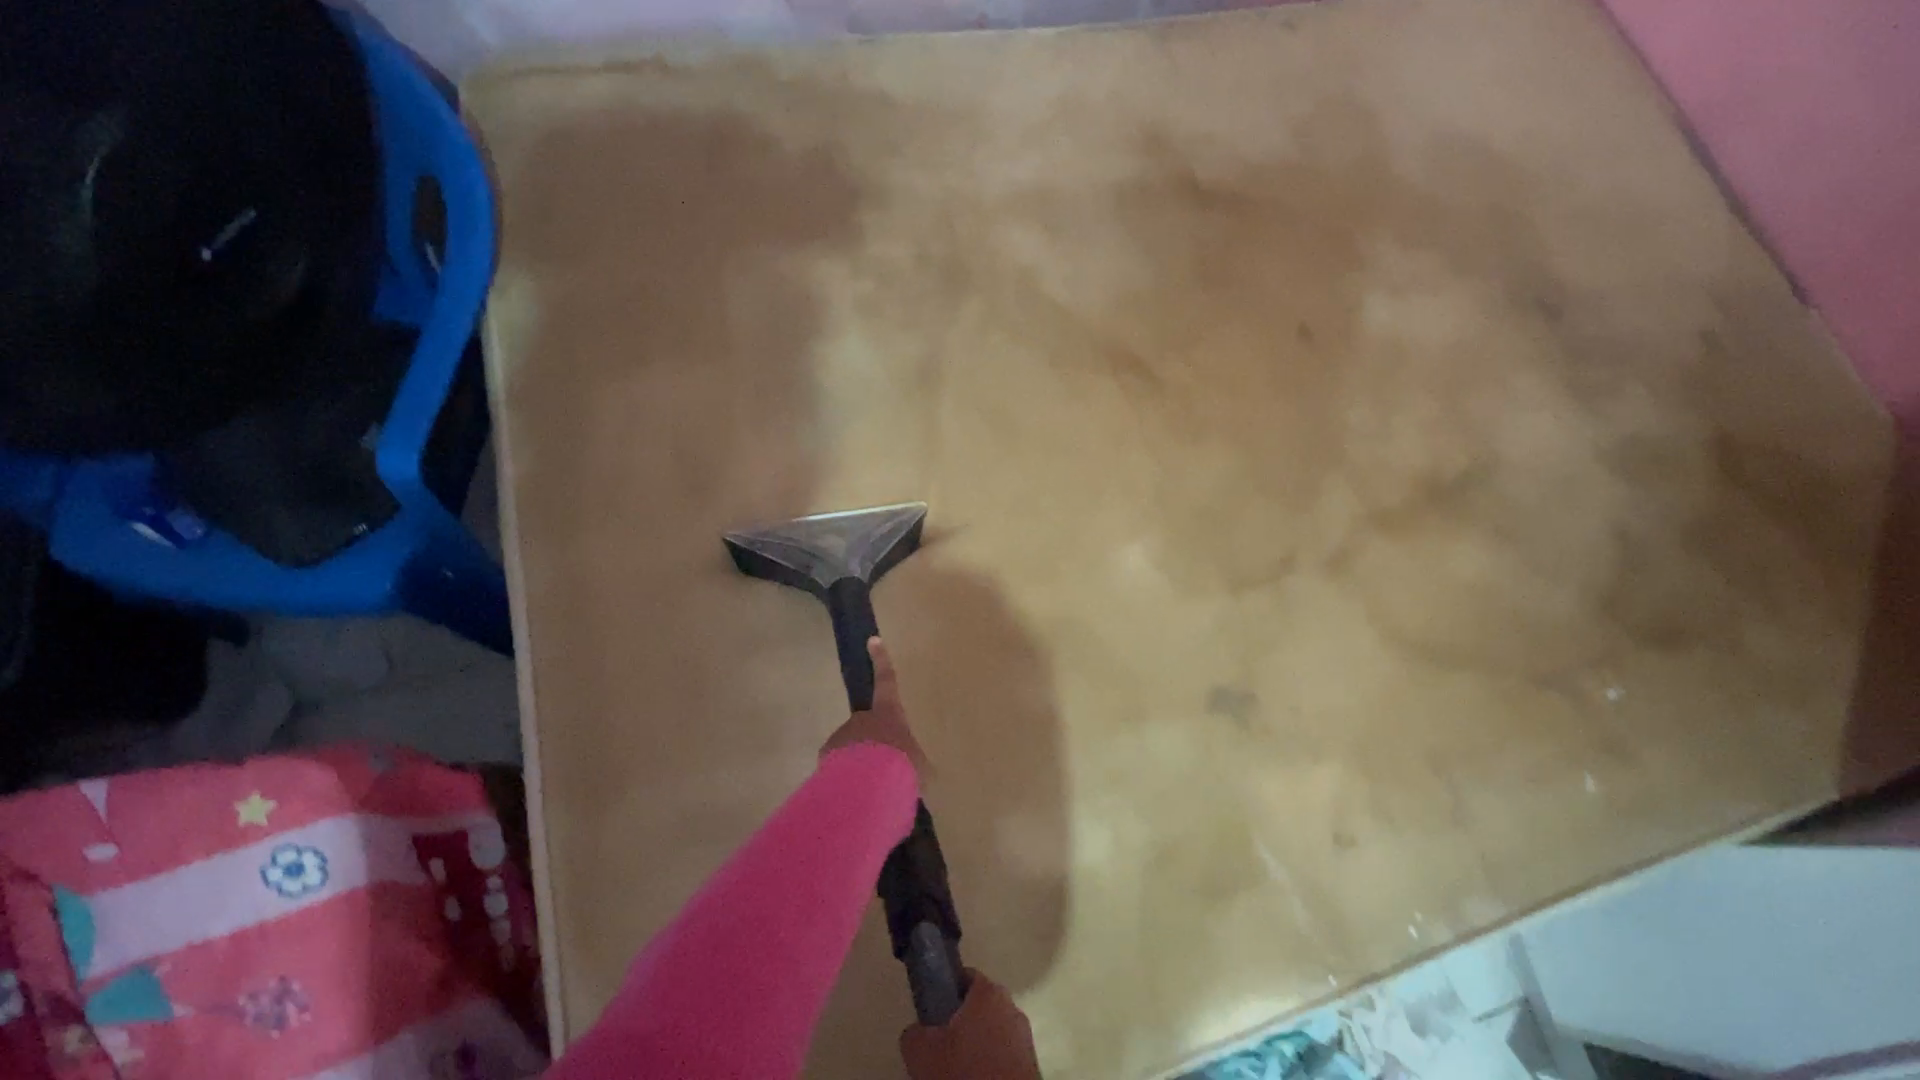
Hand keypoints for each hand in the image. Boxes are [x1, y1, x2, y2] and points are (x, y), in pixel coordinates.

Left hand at [820, 637, 929, 777]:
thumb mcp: (920, 767)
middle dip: (872, 745)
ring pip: (851, 748)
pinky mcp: (826, 753)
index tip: (873, 639)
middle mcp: (863, 719)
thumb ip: (917, 764)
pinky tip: (853, 792)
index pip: (887, 681)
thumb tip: (923, 772)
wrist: (868, 783)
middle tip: (883, 770)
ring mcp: (842, 735)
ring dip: (859, 764)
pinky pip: (837, 764)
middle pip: (867, 726)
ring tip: (870, 788)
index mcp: (889, 714)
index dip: (882, 660)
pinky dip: (844, 775)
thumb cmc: (902, 766)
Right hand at [900, 970, 1041, 1079]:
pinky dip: (989, 1064)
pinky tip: (975, 1077)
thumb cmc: (964, 1071)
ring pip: (991, 1033)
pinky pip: (1003, 1054)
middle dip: (960, 1023)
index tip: (932, 1011)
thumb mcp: (921, 1052)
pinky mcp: (1031, 1063)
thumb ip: (914, 1033)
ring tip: (955, 1068)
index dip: (945, 990)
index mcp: (989, 993)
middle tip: (939, 1045)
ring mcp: (1024, 1036)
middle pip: (978, 1007)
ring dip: (975, 1046)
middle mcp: (1011, 1007)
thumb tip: (918, 1032)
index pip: (965, 976)